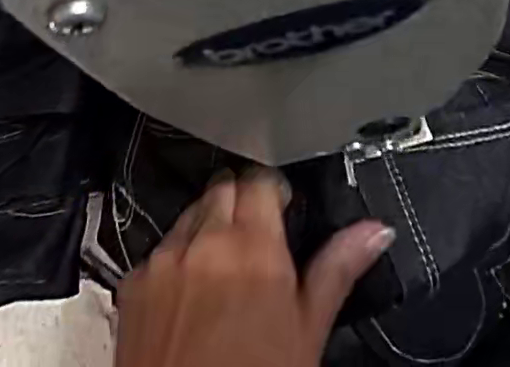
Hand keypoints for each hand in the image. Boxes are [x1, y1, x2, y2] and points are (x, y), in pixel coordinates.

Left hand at [114, 167, 394, 366]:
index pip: (260, 180)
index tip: (281, 206)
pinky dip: (177, 255)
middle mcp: (205, 241)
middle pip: (224, 188)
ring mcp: (164, 260)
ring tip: (223, 267)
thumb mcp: (307, 330)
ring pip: (191, 212)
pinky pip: (161, 246)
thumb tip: (376, 230)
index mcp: (253, 245)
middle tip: (256, 238)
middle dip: (242, 201)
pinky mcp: (133, 283)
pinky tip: (189, 292)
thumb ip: (338, 268)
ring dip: (209, 224)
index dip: (273, 190)